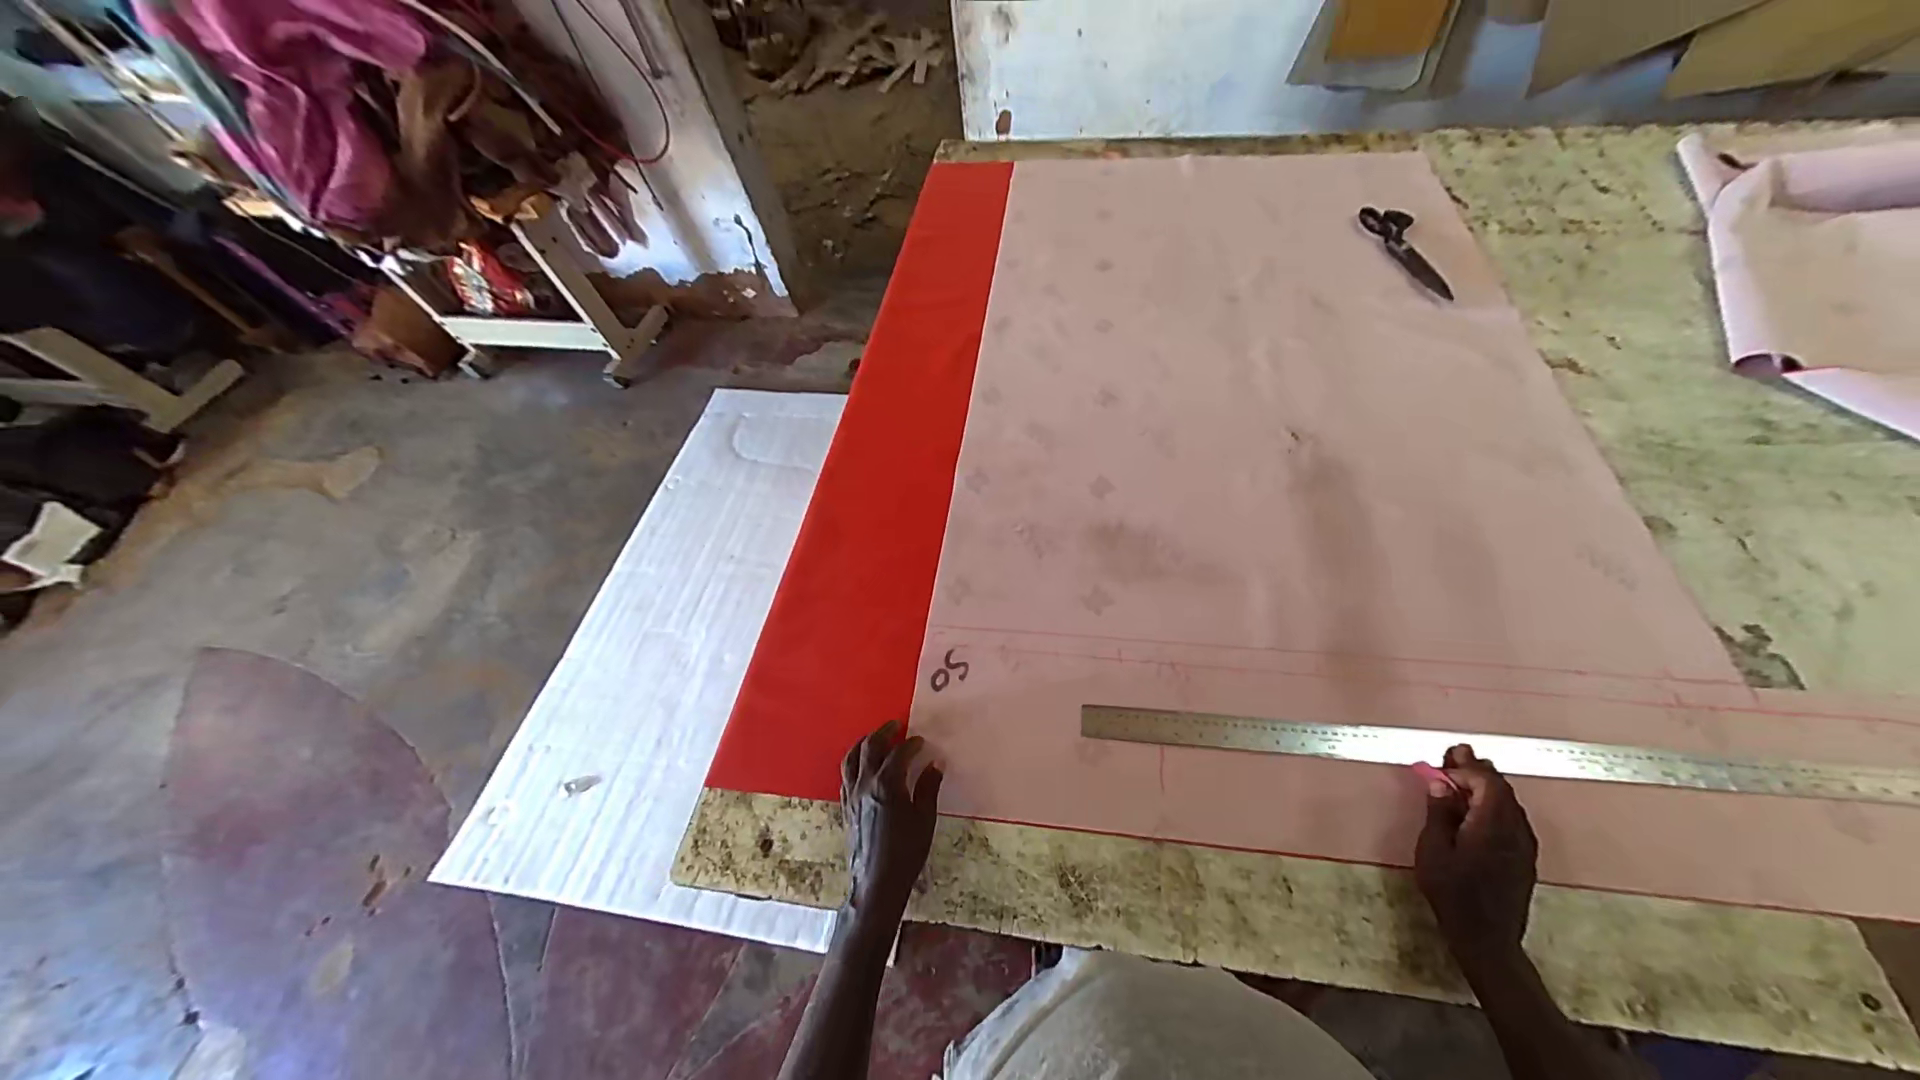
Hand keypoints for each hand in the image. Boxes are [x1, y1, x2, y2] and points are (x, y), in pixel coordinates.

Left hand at [840, 720, 942, 918]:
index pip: (899, 753)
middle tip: (896, 725)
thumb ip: (929, 787)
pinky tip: (863, 765)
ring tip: (875, 738)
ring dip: (864, 743)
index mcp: (887, 784)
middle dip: (884, 732)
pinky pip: (845, 775)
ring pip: (852, 757)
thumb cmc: (906, 851)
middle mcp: (865, 783)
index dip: (911, 744)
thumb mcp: (925, 818)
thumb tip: (935, 763)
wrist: (877, 882)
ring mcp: (851, 794)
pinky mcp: (845, 806)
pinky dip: (854, 762)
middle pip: (870, 747)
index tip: (921, 741)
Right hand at [1415, 744, 1537, 957]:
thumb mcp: (1433, 849)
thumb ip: (1439, 813)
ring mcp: (1524, 846)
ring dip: (1487, 785)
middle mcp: (1516, 831)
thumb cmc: (1452, 891)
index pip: (1488, 784)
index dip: (1466, 768)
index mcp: (1493, 826)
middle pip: (1503, 790)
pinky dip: (1494, 803)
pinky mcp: (1524, 857)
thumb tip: (1440, 784)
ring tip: (1462, 774)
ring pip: (1509, 803)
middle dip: (1478, 769)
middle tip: (1454, 753)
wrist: (1486, 937)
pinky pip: (1512, 818)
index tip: (1443, 760)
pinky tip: (1477, 805)